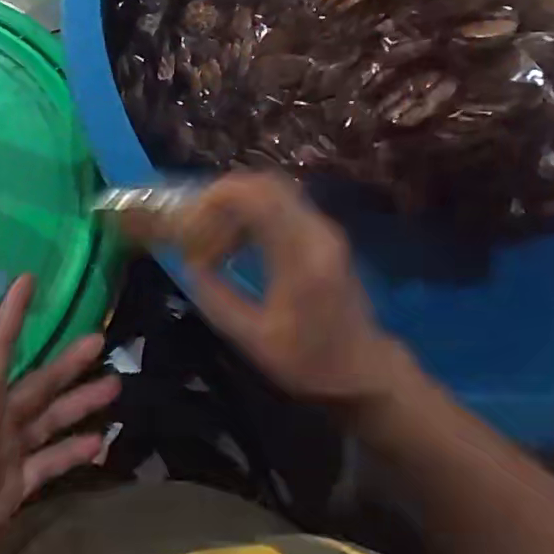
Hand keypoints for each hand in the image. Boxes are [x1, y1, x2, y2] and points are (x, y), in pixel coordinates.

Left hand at [0, 275, 120, 553]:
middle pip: (32, 393)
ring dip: (76, 408)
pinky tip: (96, 447)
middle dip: (66, 366)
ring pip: (44, 428)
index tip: (26, 280)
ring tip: (113, 389)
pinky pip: (43, 469)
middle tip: (101, 340)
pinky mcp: (3, 505)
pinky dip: (69, 454)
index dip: (11, 320)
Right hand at [170, 172, 408, 405]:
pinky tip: (236, 241)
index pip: (259, 199)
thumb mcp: (253, 339)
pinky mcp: (324, 233)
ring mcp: (324, 229)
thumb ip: (217, 299)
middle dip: (224, 196)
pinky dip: (253, 211)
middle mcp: (316, 232)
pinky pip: (282, 204)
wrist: (363, 369)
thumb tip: (190, 264)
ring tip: (213, 236)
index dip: (219, 197)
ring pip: (273, 190)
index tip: (190, 220)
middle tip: (197, 223)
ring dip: (238, 204)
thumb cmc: (309, 361)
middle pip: (266, 184)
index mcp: (300, 258)